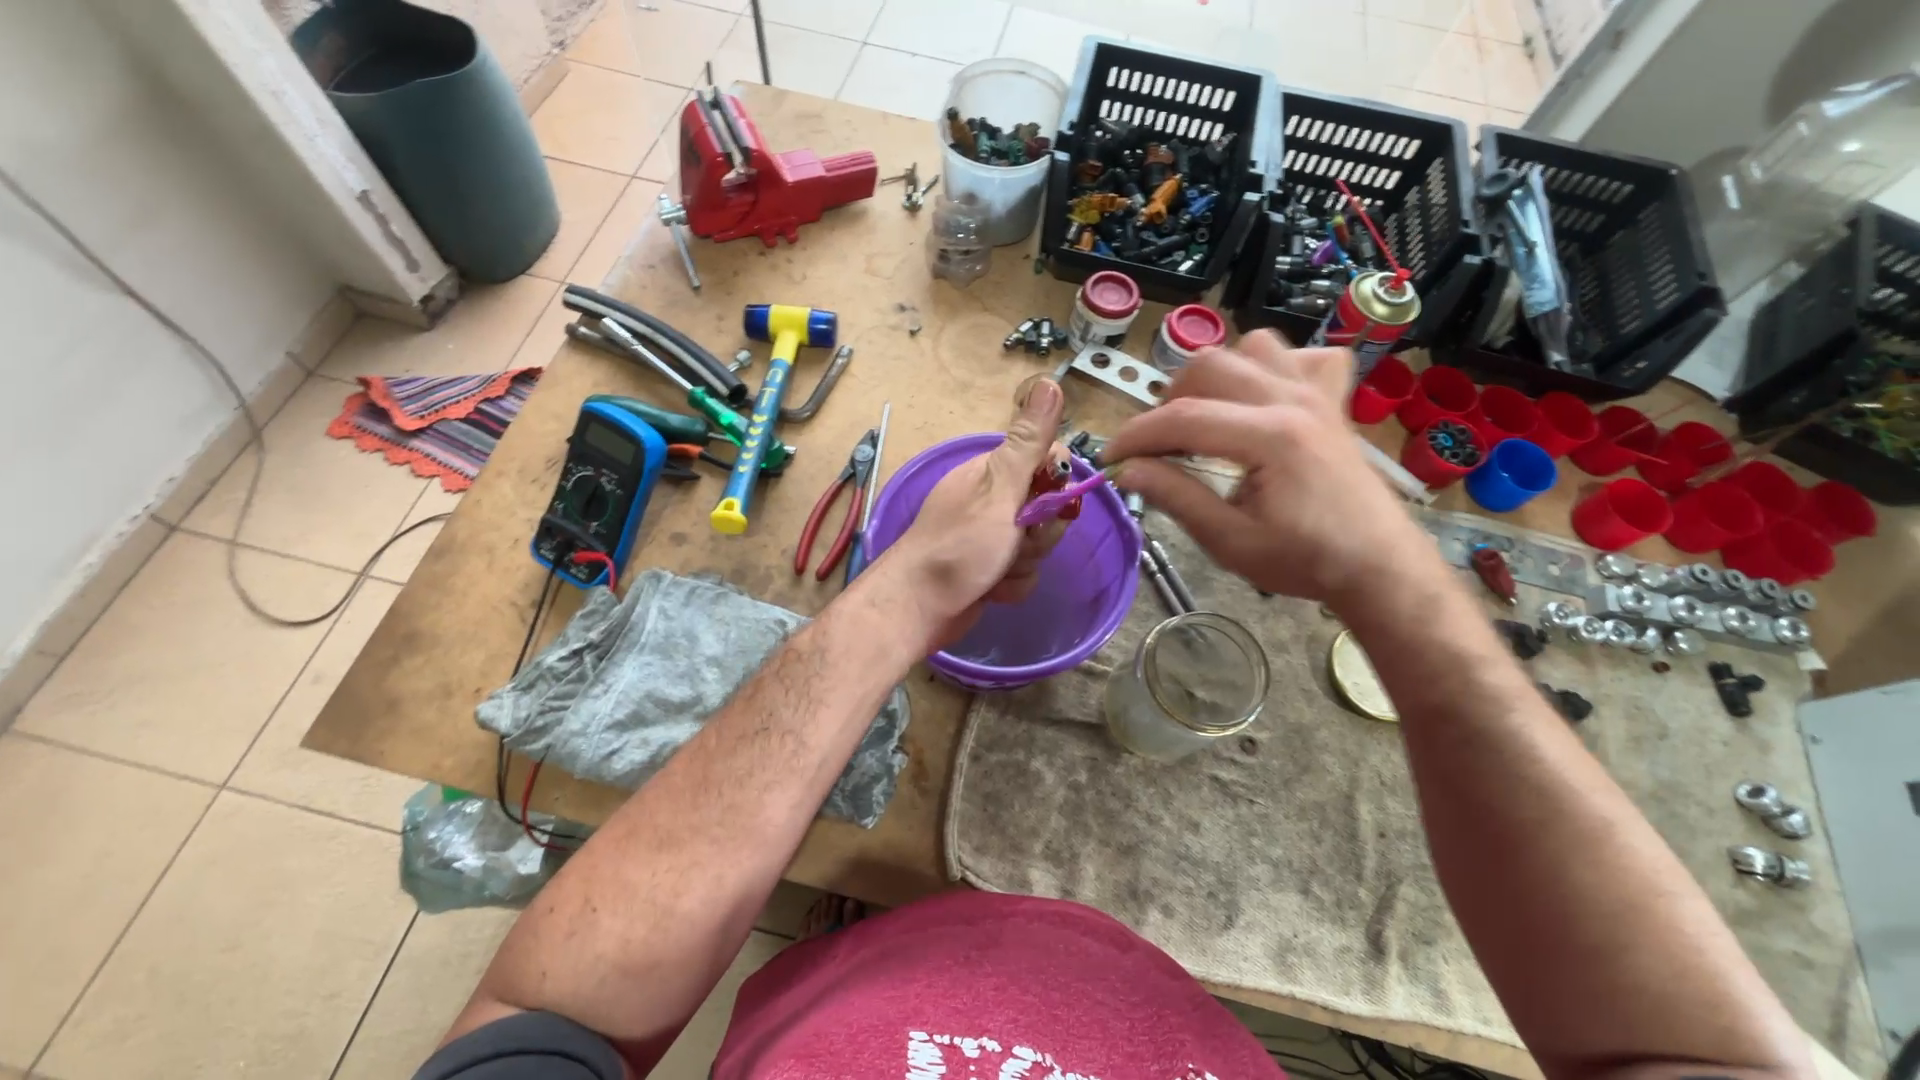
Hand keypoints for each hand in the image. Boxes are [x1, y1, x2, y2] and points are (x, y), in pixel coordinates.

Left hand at [882, 378, 1069, 644]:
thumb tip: (1050, 382)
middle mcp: (992, 498)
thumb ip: (1029, 444)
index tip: (1045, 503)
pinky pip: (1023, 572)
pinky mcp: (989, 568)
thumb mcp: (999, 490)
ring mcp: (990, 535)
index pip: (1050, 462)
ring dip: (1024, 563)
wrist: (919, 608)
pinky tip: (991, 589)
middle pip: (1049, 508)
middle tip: (1013, 542)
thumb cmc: (959, 546)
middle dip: (1039, 534)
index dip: (1057, 486)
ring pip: (1038, 545)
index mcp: (993, 472)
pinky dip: (1011, 584)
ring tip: (996, 570)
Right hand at [1104, 330, 1430, 607]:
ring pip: (1252, 347)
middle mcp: (1292, 399)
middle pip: (1209, 366)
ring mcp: (1317, 393)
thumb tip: (1129, 469)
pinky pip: (1302, 356)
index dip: (1135, 436)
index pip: (1182, 419)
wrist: (1378, 564)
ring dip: (1217, 375)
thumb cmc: (1305, 560)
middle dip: (1170, 402)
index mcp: (1269, 437)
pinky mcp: (1333, 399)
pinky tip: (1263, 399)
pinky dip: (1273, 368)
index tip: (1109, 458)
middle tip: (1160, 445)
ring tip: (1207, 415)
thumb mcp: (1231, 541)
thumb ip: (1177, 498)